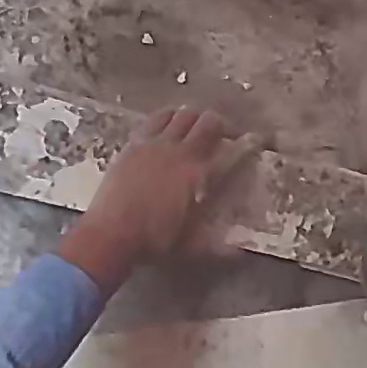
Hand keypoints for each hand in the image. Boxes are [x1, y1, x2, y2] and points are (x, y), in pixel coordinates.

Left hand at [58, 107, 256, 294]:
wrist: (110, 234)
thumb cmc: (153, 242)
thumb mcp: (190, 247)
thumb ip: (217, 248)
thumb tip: (240, 253)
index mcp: (198, 176)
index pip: (231, 153)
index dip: (248, 143)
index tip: (256, 138)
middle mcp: (180, 153)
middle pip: (207, 122)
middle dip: (218, 124)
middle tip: (219, 135)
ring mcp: (155, 144)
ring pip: (181, 114)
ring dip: (192, 118)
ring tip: (192, 128)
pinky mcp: (134, 143)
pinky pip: (155, 119)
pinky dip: (166, 118)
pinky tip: (166, 126)